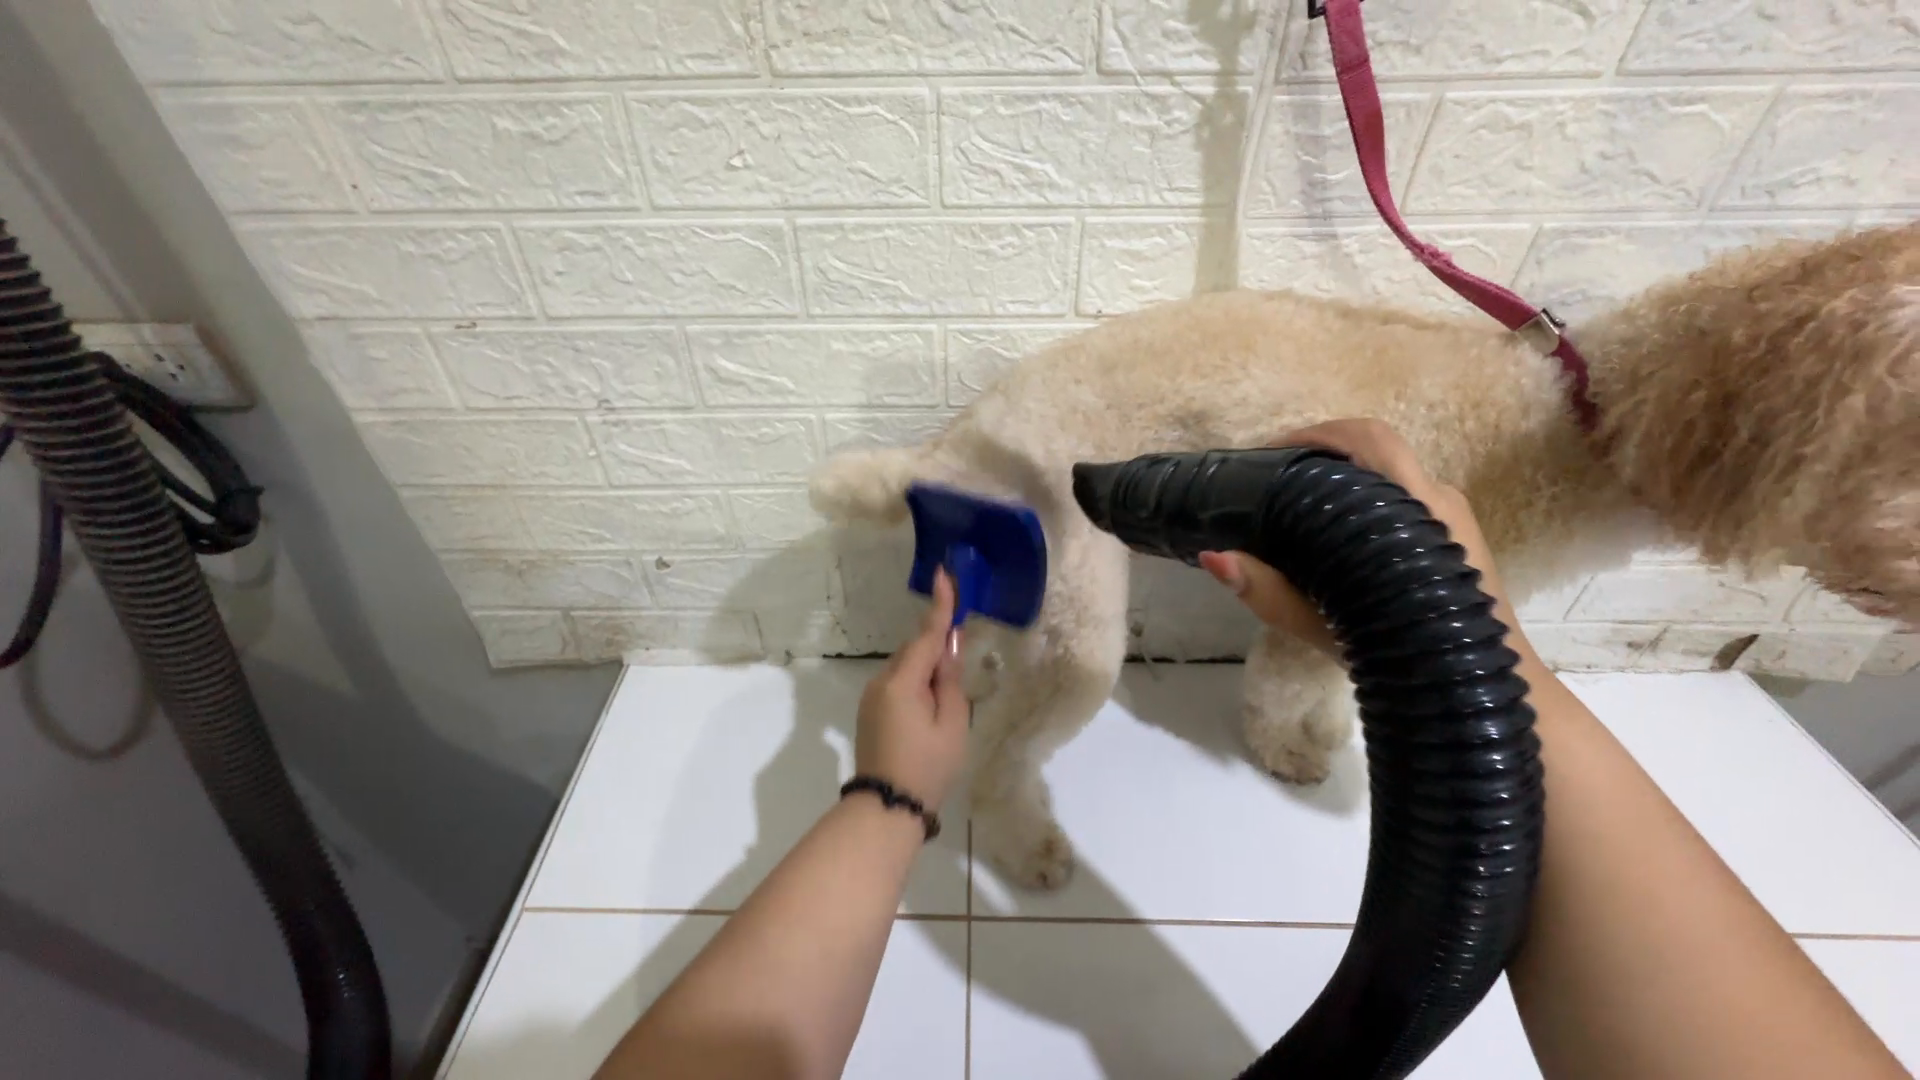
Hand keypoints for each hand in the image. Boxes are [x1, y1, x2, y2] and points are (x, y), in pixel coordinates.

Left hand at [855, 571, 970, 809]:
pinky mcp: (870, 711)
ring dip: (927, 669)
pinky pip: (898, 684)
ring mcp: (872, 696)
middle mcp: (881, 681)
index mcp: (902, 681)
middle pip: (915, 650)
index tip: (944, 574)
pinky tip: (930, 705)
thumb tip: (948, 647)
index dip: (940, 605)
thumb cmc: (927, 766)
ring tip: (947, 700)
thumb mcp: (951, 723)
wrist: (887, 807)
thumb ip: (949, 680)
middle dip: (938, 648)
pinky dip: (916, 683)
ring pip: (906, 668)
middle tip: (961, 654)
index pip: (926, 634)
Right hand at [1197, 418, 1526, 657]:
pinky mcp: (1456, 527)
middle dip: (1323, 446)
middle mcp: (1436, 496)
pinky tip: (1338, 519)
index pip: (1367, 439)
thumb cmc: (1394, 649)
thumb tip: (1213, 557)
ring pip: (1392, 466)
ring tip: (1302, 493)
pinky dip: (1366, 487)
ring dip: (1346, 467)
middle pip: (1379, 443)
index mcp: (1411, 508)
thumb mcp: (1317, 624)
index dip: (1315, 434)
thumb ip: (1265, 590)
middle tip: (1278, 471)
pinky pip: (1405, 488)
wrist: (1467, 682)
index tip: (1270, 453)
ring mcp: (1452, 510)